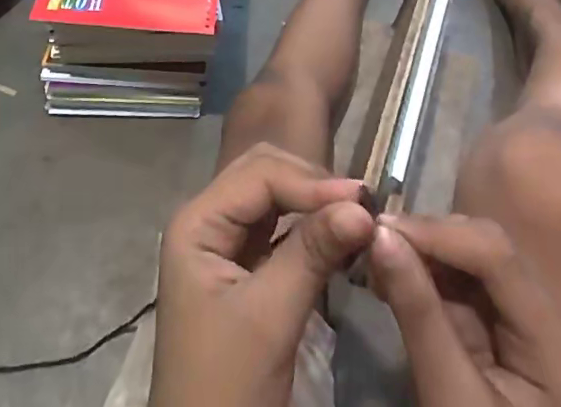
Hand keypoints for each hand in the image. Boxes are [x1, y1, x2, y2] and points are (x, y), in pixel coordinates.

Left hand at [150, 144, 374, 406]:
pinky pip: (282, 227)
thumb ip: (313, 254)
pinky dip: (312, 225)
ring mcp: (225, 243)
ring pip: (276, 196)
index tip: (363, 202)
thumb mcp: (269, 318)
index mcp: (197, 223)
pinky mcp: (245, 267)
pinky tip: (339, 234)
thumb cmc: (226, 386)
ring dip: (316, 201)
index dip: (311, 182)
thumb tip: (364, 208)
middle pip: (266, 174)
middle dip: (313, 183)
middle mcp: (208, 220)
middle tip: (361, 207)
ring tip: (357, 217)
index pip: (259, 174)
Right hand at [370, 214, 560, 406]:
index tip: (380, 226)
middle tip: (375, 238)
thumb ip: (418, 313)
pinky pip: (469, 290)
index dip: (438, 232)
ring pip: (478, 264)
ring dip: (427, 253)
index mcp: (560, 346)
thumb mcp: (448, 397)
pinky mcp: (509, 337)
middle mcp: (557, 324)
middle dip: (432, 238)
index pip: (498, 257)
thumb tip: (380, 236)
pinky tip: (398, 275)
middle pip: (493, 253)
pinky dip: (431, 277)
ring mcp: (534, 329)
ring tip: (379, 254)